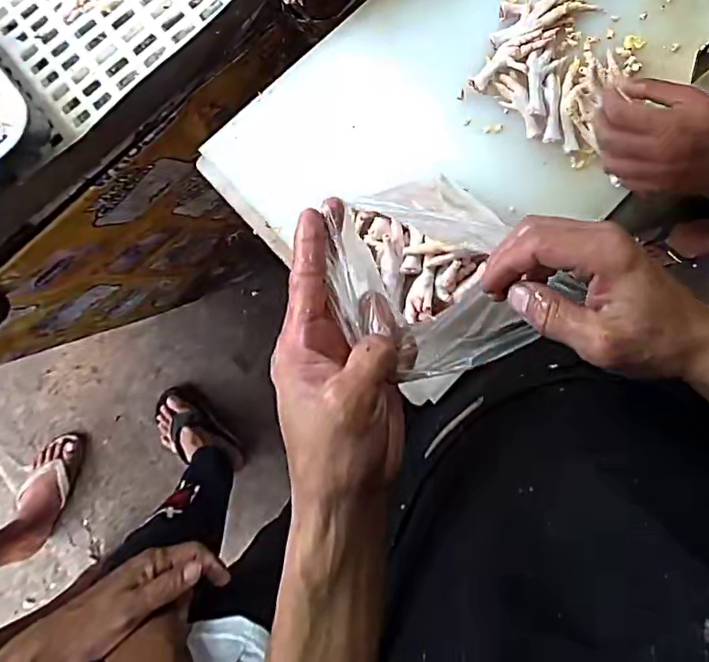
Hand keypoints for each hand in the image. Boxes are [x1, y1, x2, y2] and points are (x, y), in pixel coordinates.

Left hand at [0, 544, 229, 661]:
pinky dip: (176, 595)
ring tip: (202, 601)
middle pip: (185, 559)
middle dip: (204, 570)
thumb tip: (199, 565)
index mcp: (148, 562)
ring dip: (191, 583)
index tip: (225, 581)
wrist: (47, 651)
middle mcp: (144, 565)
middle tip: (217, 591)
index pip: (192, 551)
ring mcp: (136, 581)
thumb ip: (166, 586)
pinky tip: (176, 612)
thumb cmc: (85, 630)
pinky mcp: (130, 598)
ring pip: (175, 574)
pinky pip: (163, 588)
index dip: (212, 563)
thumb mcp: (131, 609)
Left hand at [272, 206, 403, 510]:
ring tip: (383, 242)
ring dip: (372, 278)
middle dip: (338, 248)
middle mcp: (322, 345)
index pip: (305, 285)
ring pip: (362, 306)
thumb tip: (387, 328)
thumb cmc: (332, 456)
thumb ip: (370, 357)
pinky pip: (385, 332)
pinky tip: (408, 296)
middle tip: (343, 211)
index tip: (313, 214)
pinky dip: (396, 313)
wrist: (350, 496)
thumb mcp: (347, 402)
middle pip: (332, 286)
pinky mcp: (372, 369)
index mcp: (300, 347)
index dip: (310, 247)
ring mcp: (349, 356)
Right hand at [480, 216, 708, 393]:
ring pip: (544, 230)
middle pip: (537, 228)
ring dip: (518, 254)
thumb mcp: (599, 343)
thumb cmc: (653, 344)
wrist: (697, 340)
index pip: (537, 241)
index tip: (488, 290)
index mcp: (602, 250)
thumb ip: (553, 316)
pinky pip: (558, 239)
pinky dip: (535, 256)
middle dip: (507, 255)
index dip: (505, 262)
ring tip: (505, 287)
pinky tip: (530, 281)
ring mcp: (603, 235)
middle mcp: (601, 232)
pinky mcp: (603, 243)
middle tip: (491, 289)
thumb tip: (514, 294)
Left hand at [595, 78, 708, 195]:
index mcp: (664, 126)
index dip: (608, 100)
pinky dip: (615, 165)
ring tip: (608, 131)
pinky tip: (620, 153)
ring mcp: (653, 173)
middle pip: (609, 138)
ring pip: (611, 161)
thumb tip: (624, 85)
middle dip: (600, 120)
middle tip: (604, 110)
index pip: (618, 113)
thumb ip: (653, 89)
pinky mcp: (655, 188)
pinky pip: (623, 179)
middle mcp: (654, 152)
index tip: (609, 92)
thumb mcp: (689, 96)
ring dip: (603, 145)